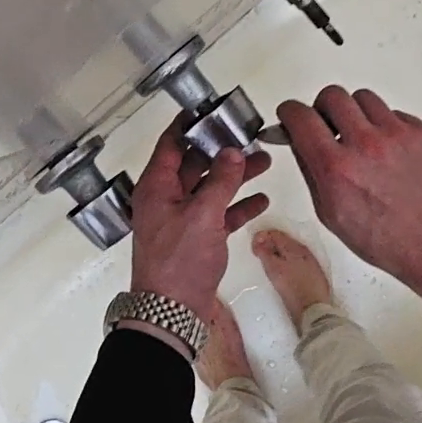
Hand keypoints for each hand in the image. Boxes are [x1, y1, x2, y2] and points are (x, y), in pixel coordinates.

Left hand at [128, 116, 271, 320]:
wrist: (171, 312)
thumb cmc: (179, 260)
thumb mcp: (202, 214)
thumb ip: (220, 181)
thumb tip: (232, 152)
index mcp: (157, 187)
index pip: (171, 145)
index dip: (190, 125)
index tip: (211, 110)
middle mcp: (166, 199)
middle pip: (194, 165)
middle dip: (221, 151)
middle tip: (248, 135)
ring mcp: (181, 220)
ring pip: (210, 189)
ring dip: (235, 177)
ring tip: (264, 163)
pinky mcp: (196, 240)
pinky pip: (218, 215)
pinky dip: (236, 206)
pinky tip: (260, 200)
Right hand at [276, 86, 421, 306]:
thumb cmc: (385, 239)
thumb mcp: (330, 214)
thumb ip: (312, 172)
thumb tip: (300, 143)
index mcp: (336, 169)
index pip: (301, 117)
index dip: (290, 113)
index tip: (291, 115)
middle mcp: (365, 145)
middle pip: (332, 96)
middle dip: (322, 108)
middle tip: (326, 124)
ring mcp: (396, 136)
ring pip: (363, 98)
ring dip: (354, 112)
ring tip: (360, 135)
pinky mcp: (420, 133)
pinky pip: (393, 112)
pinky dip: (384, 124)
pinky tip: (386, 148)